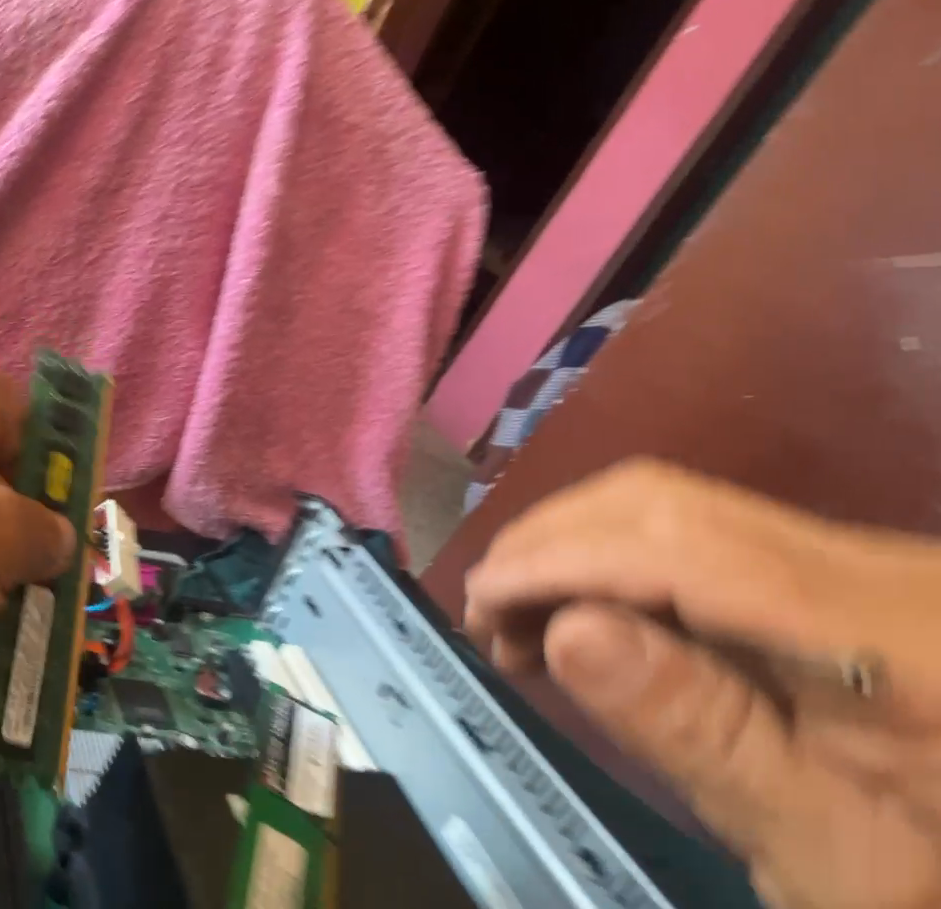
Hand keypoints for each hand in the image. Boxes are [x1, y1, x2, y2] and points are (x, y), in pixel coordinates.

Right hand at [463, 459, 940, 908]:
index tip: (479, 603)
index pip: (685, 551)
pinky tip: (582, 611)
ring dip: (568, 547)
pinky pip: (686, 530)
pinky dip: (604, 557)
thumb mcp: (830, 846)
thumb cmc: (927, 872)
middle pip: (663, 504)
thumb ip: (705, 736)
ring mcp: (850, 557)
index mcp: (892, 634)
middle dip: (550, 545)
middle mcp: (873, 565)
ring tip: (522, 619)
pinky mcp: (824, 567)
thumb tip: (567, 632)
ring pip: (665, 505)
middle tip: (489, 617)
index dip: (562, 561)